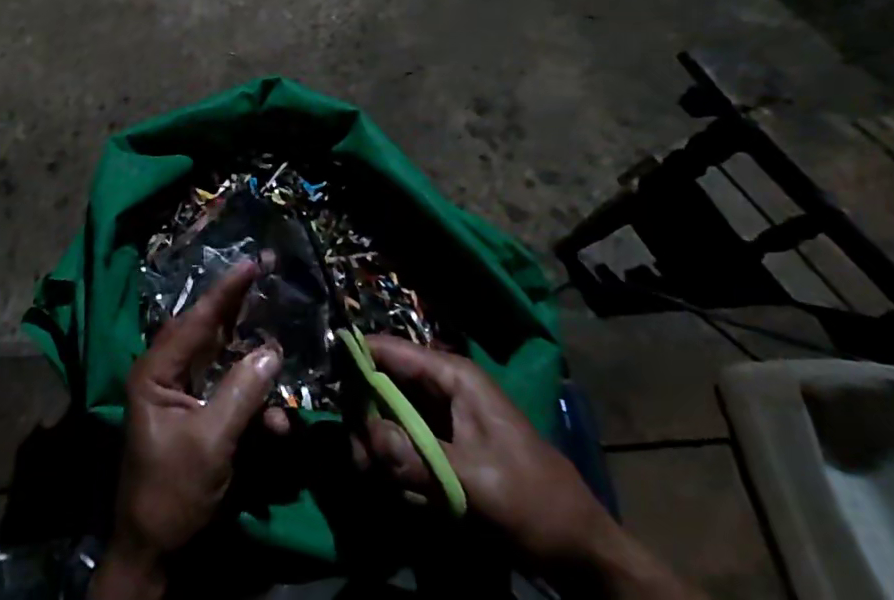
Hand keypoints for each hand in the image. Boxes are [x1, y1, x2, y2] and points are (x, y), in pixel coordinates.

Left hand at [93, 259, 280, 599]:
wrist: (155, 550)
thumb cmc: (172, 491)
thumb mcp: (211, 441)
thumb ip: (242, 391)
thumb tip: (273, 350)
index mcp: (156, 372)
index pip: (196, 321)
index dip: (226, 291)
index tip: (251, 263)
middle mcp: (167, 374)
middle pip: (209, 331)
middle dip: (240, 309)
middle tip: (266, 276)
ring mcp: (183, 395)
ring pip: (226, 362)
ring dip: (256, 365)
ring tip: (283, 355)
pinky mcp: (200, 415)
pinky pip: (233, 393)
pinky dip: (256, 403)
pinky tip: (277, 428)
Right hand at [357, 336, 699, 599]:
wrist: (573, 541)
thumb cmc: (530, 498)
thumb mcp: (473, 481)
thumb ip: (416, 457)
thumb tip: (365, 435)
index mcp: (455, 378)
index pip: (393, 351)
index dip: (356, 356)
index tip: (320, 370)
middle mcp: (444, 388)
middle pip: (384, 384)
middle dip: (363, 417)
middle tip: (357, 456)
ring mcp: (443, 418)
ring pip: (389, 416)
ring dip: (375, 445)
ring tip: (374, 476)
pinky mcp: (443, 445)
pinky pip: (402, 441)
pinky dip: (390, 460)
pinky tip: (393, 484)